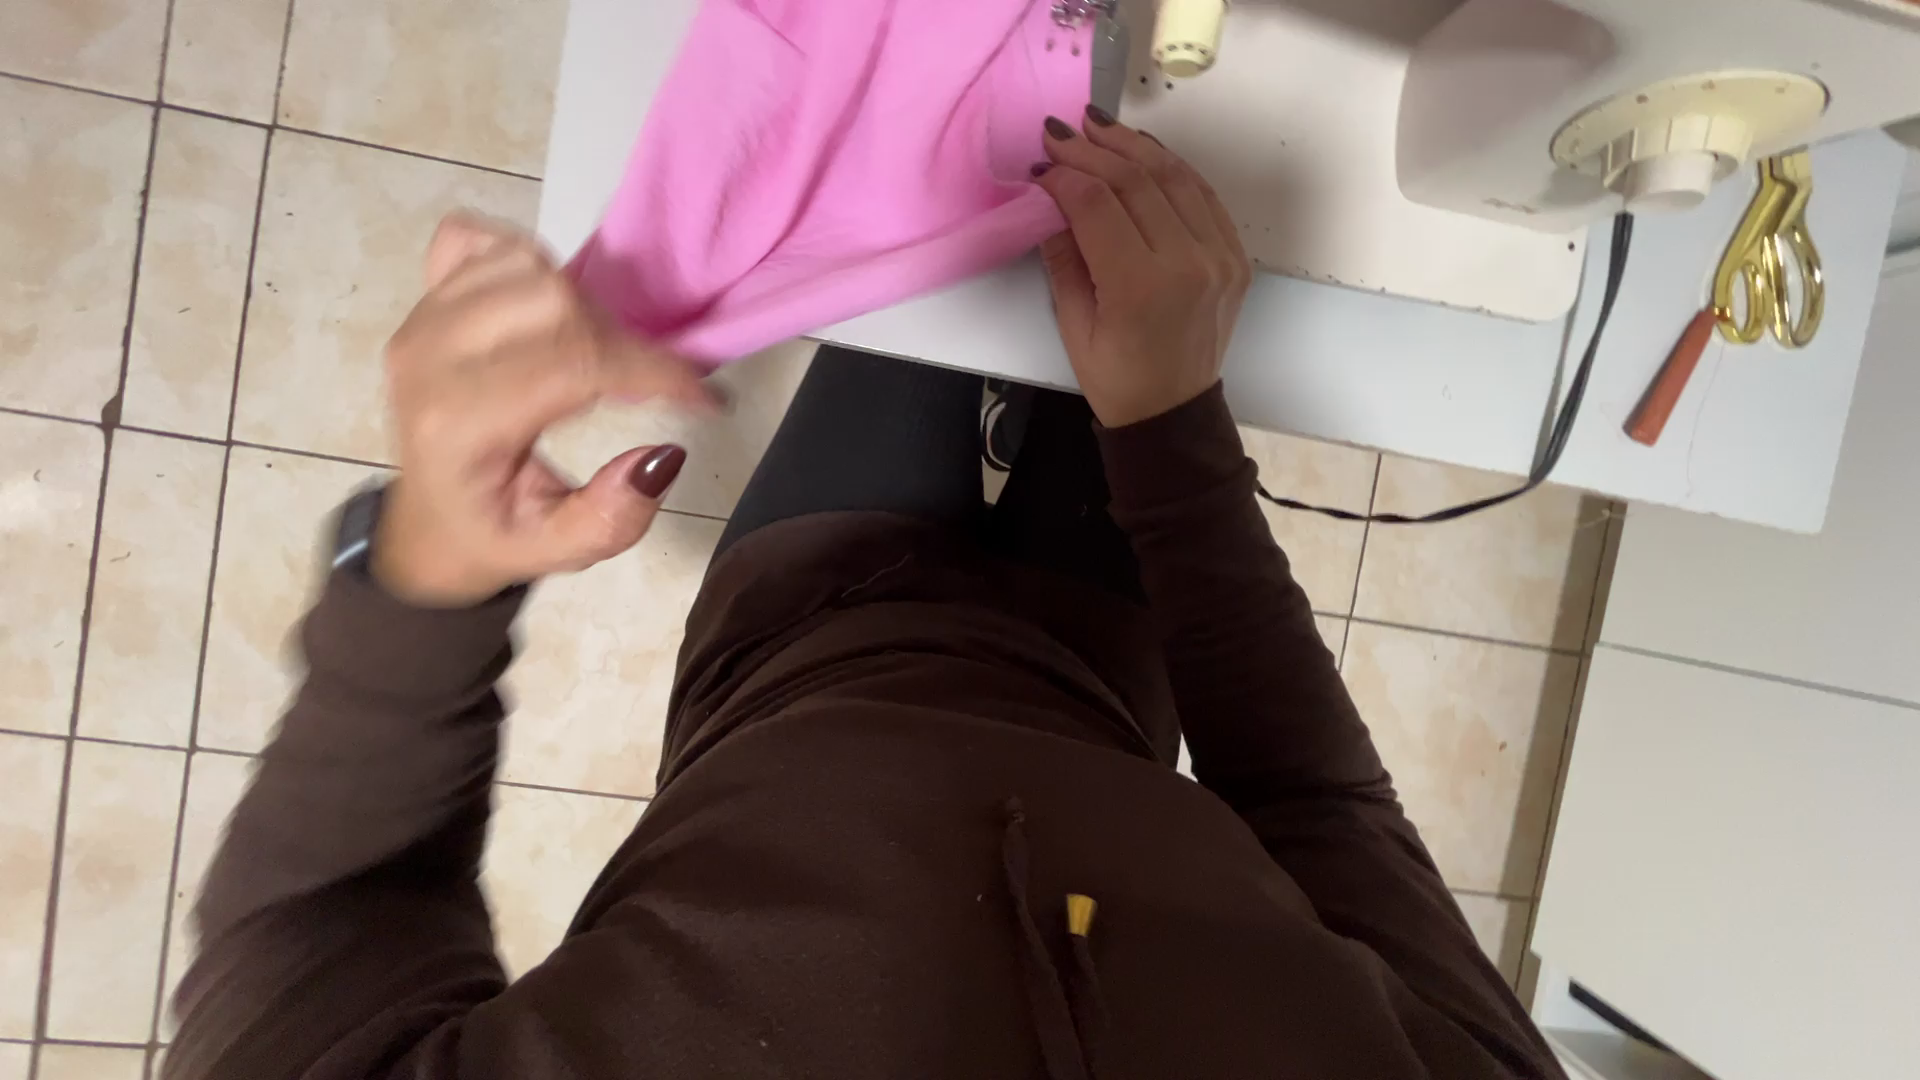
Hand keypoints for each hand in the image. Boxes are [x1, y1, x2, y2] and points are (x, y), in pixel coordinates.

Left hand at [373, 212, 717, 607]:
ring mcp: (421, 319)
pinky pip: (479, 241)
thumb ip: (614, 517)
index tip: (705, 399)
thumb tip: (665, 455)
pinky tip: (550, 311)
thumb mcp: (562, 550)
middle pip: (554, 300)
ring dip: (587, 305)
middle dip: (623, 341)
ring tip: (603, 355)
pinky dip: (529, 263)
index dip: (657, 372)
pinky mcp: (424, 299)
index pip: (575, 364)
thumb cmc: (499, 534)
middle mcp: (431, 356)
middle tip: (646, 384)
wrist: (430, 521)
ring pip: (527, 265)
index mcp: (461, 424)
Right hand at [1031, 108, 1250, 427]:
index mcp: (1138, 289)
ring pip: (1175, 177)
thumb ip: (1064, 262)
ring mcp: (1219, 256)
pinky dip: (1172, 169)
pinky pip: (1204, 196)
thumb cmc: (1116, 381)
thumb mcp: (1074, 329)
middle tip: (1064, 130)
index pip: (1098, 206)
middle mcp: (1186, 263)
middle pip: (1136, 182)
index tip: (1042, 163)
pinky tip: (1145, 155)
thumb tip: (1051, 205)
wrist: (1174, 412)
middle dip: (1094, 150)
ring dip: (1134, 146)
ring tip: (1101, 127)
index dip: (1066, 177)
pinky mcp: (1235, 256)